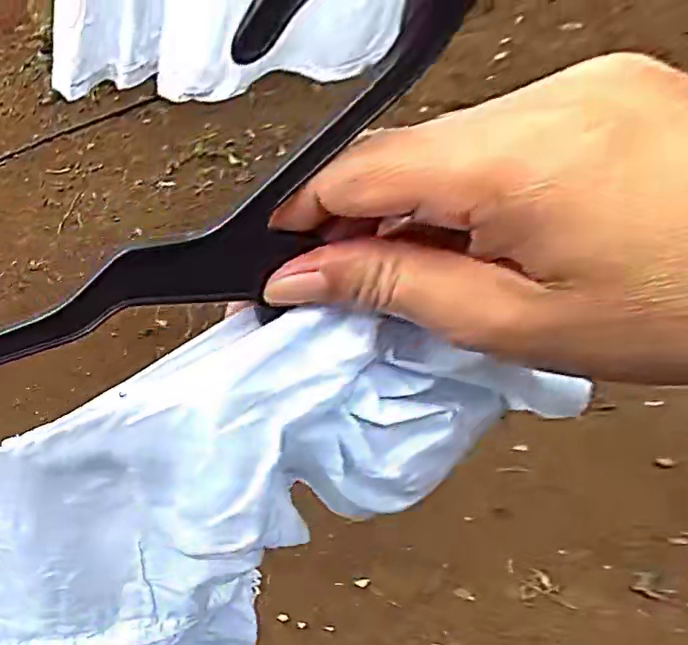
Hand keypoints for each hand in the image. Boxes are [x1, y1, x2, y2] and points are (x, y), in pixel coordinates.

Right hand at [263, 52, 687, 383]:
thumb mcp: (501, 318)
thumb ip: (385, 285)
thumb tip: (294, 278)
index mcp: (522, 154)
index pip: (353, 172)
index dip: (294, 224)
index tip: (274, 271)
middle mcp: (557, 100)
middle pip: (387, 155)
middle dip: (342, 222)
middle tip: (331, 284)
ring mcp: (589, 89)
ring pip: (429, 147)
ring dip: (395, 210)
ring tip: (406, 269)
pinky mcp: (608, 96)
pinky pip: (484, 138)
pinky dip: (447, 191)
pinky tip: (460, 239)